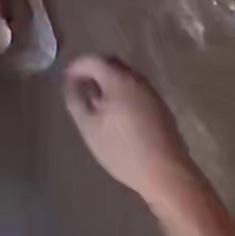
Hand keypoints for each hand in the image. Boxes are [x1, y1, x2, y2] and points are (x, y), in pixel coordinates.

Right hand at [63, 55, 205, 211]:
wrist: (167, 174)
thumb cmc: (123, 150)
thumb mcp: (89, 127)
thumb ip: (76, 101)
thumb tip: (71, 84)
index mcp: (119, 81)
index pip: (94, 60)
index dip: (77, 66)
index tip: (66, 78)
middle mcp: (137, 81)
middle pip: (112, 64)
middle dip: (93, 71)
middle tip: (80, 86)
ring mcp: (152, 93)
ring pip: (125, 77)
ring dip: (108, 82)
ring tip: (95, 102)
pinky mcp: (161, 108)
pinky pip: (136, 90)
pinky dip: (121, 92)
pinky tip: (116, 113)